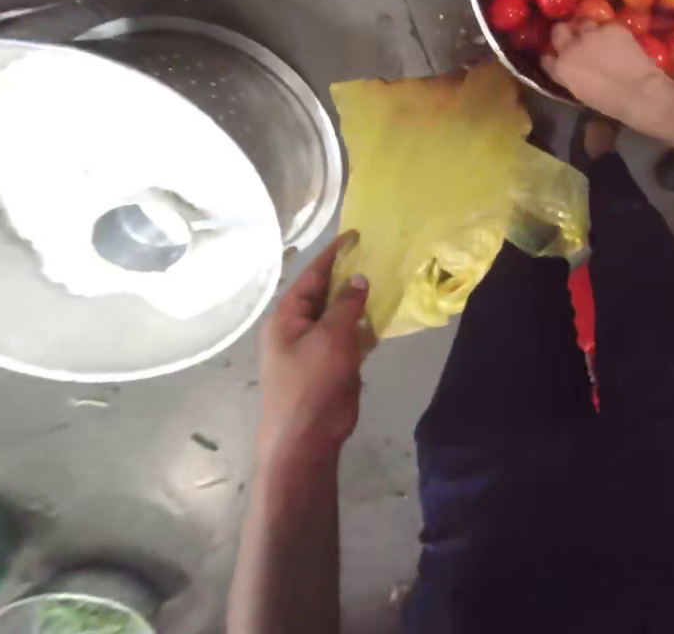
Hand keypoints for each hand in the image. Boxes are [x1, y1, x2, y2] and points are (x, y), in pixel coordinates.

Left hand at [258, 232, 368, 467]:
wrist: (307, 439)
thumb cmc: (311, 383)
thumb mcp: (329, 337)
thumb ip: (346, 304)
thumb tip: (359, 278)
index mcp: (288, 316)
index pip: (312, 275)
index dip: (333, 254)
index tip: (354, 235)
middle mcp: (299, 326)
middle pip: (326, 292)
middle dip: (349, 275)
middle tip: (376, 255)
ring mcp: (316, 346)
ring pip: (340, 314)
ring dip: (359, 300)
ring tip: (385, 278)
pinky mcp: (333, 363)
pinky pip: (350, 335)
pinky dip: (365, 325)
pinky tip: (384, 314)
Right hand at [541, 20, 673, 131]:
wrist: (638, 91)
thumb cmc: (609, 101)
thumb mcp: (580, 92)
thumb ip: (569, 76)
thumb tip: (569, 68)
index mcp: (561, 68)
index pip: (546, 57)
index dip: (553, 55)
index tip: (558, 55)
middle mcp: (570, 47)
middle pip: (558, 30)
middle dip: (564, 32)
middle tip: (574, 37)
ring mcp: (590, 35)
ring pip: (582, 22)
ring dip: (586, 28)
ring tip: (597, 36)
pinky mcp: (610, 27)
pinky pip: (605, 25)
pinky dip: (609, 32)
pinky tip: (617, 40)